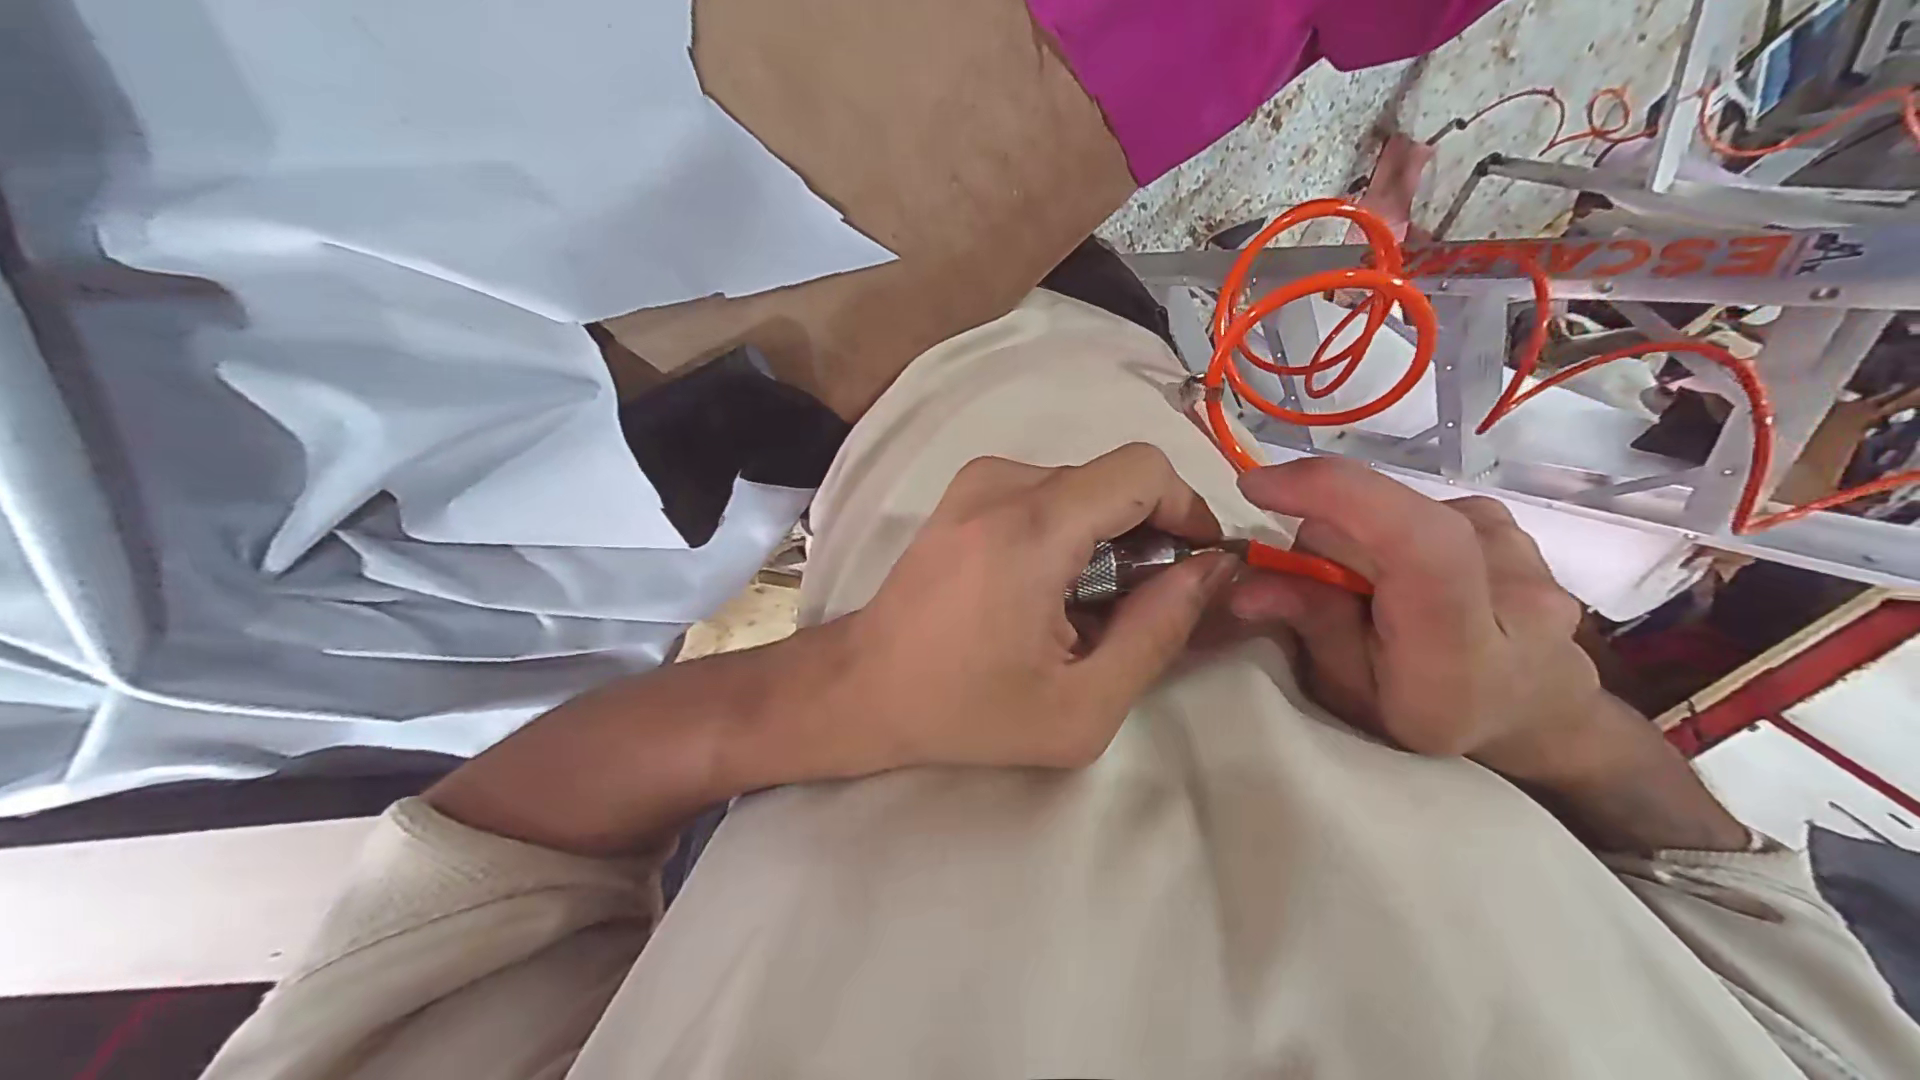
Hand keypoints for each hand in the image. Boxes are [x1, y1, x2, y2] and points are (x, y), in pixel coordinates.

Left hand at [821, 443, 1237, 772]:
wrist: (864, 687)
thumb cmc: (967, 709)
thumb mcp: (1082, 705)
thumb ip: (1160, 632)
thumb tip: (1211, 571)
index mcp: (1033, 528)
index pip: (1144, 469)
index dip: (1187, 510)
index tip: (1191, 566)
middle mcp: (1003, 483)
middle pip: (1115, 479)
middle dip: (1150, 534)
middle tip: (1145, 604)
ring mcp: (976, 481)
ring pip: (1083, 486)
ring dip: (1108, 537)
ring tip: (1091, 606)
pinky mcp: (963, 493)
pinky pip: (1046, 492)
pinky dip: (1070, 530)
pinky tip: (1051, 589)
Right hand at [1228, 457, 1604, 783]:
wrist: (1536, 716)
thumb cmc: (1431, 720)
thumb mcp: (1354, 696)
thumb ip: (1311, 629)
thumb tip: (1247, 583)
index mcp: (1462, 651)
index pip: (1415, 542)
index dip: (1334, 496)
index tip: (1259, 488)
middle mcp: (1509, 587)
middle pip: (1376, 523)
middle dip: (1322, 544)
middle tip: (1313, 593)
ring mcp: (1519, 549)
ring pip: (1391, 510)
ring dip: (1356, 545)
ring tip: (1369, 596)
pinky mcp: (1510, 525)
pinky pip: (1415, 507)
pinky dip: (1385, 537)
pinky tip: (1402, 578)